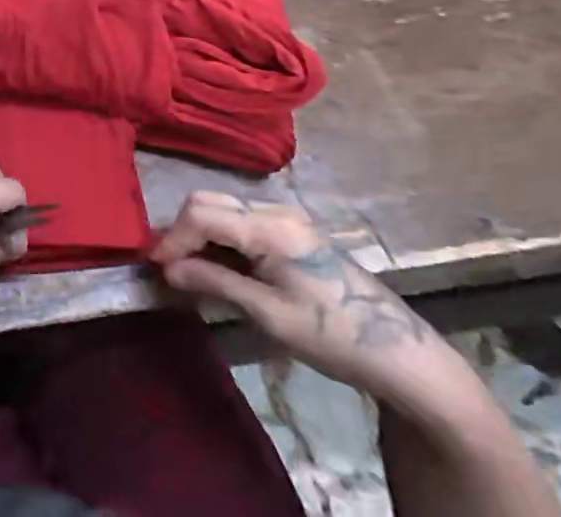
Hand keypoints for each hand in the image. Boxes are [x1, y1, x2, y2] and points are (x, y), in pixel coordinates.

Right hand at [151, 191, 468, 404]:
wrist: (405, 357)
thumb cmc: (335, 336)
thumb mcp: (269, 314)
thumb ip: (214, 282)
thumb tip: (166, 270)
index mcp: (272, 228)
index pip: (201, 215)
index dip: (171, 239)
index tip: (155, 268)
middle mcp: (276, 212)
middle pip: (207, 202)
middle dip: (180, 230)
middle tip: (167, 266)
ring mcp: (286, 219)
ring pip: (221, 209)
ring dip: (197, 233)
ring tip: (186, 268)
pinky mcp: (291, 232)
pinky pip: (239, 221)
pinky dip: (217, 237)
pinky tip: (215, 265)